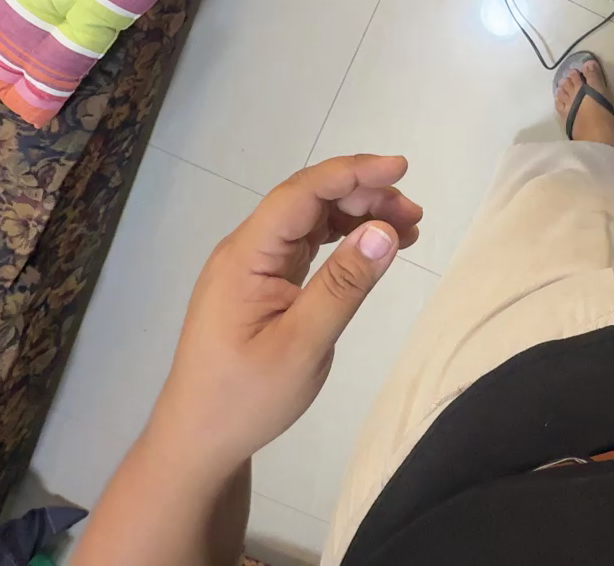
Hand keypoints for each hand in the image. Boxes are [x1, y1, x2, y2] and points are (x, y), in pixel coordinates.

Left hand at [144, 154, 423, 477]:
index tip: (401, 168)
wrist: (199, 444)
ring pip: (316, 217)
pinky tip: (378, 248)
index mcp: (246, 255)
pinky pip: (313, 242)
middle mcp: (249, 249)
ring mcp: (258, 264)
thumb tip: (384, 230)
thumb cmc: (245, 399)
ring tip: (408, 228)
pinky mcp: (269, 280)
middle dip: (366, 194)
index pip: (303, 193)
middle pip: (312, 199)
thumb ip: (344, 284)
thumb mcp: (302, 346)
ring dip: (362, 214)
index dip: (353, 173)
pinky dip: (349, 238)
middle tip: (414, 215)